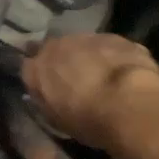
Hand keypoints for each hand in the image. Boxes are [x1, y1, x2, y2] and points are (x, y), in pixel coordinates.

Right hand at [23, 33, 158, 149]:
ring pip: (83, 45)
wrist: (128, 103)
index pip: (29, 67)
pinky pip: (110, 46)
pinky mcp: (114, 37)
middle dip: (63, 61)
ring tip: (104, 76)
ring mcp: (85, 38)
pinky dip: (114, 57)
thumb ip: (48, 102)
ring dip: (89, 56)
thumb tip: (48, 96)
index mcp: (36, 70)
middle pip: (55, 50)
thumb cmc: (88, 121)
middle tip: (77, 80)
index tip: (50, 86)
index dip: (41, 76)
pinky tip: (126, 73)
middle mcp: (55, 47)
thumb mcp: (59, 121)